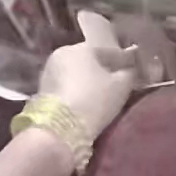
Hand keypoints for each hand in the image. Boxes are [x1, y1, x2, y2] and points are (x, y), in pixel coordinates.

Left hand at [38, 12, 150, 134]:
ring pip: (75, 73)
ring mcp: (48, 71)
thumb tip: (132, 68)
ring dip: (87, 81)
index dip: (122, 60)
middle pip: (88, 61)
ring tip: (100, 96)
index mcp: (81, 47)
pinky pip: (66, 86)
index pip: (107, 50)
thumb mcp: (122, 86)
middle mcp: (61, 53)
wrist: (61, 128)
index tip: (132, 71)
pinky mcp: (42, 90)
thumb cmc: (94, 100)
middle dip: (102, 70)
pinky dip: (76, 91)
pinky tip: (85, 102)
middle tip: (116, 85)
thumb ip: (130, 73)